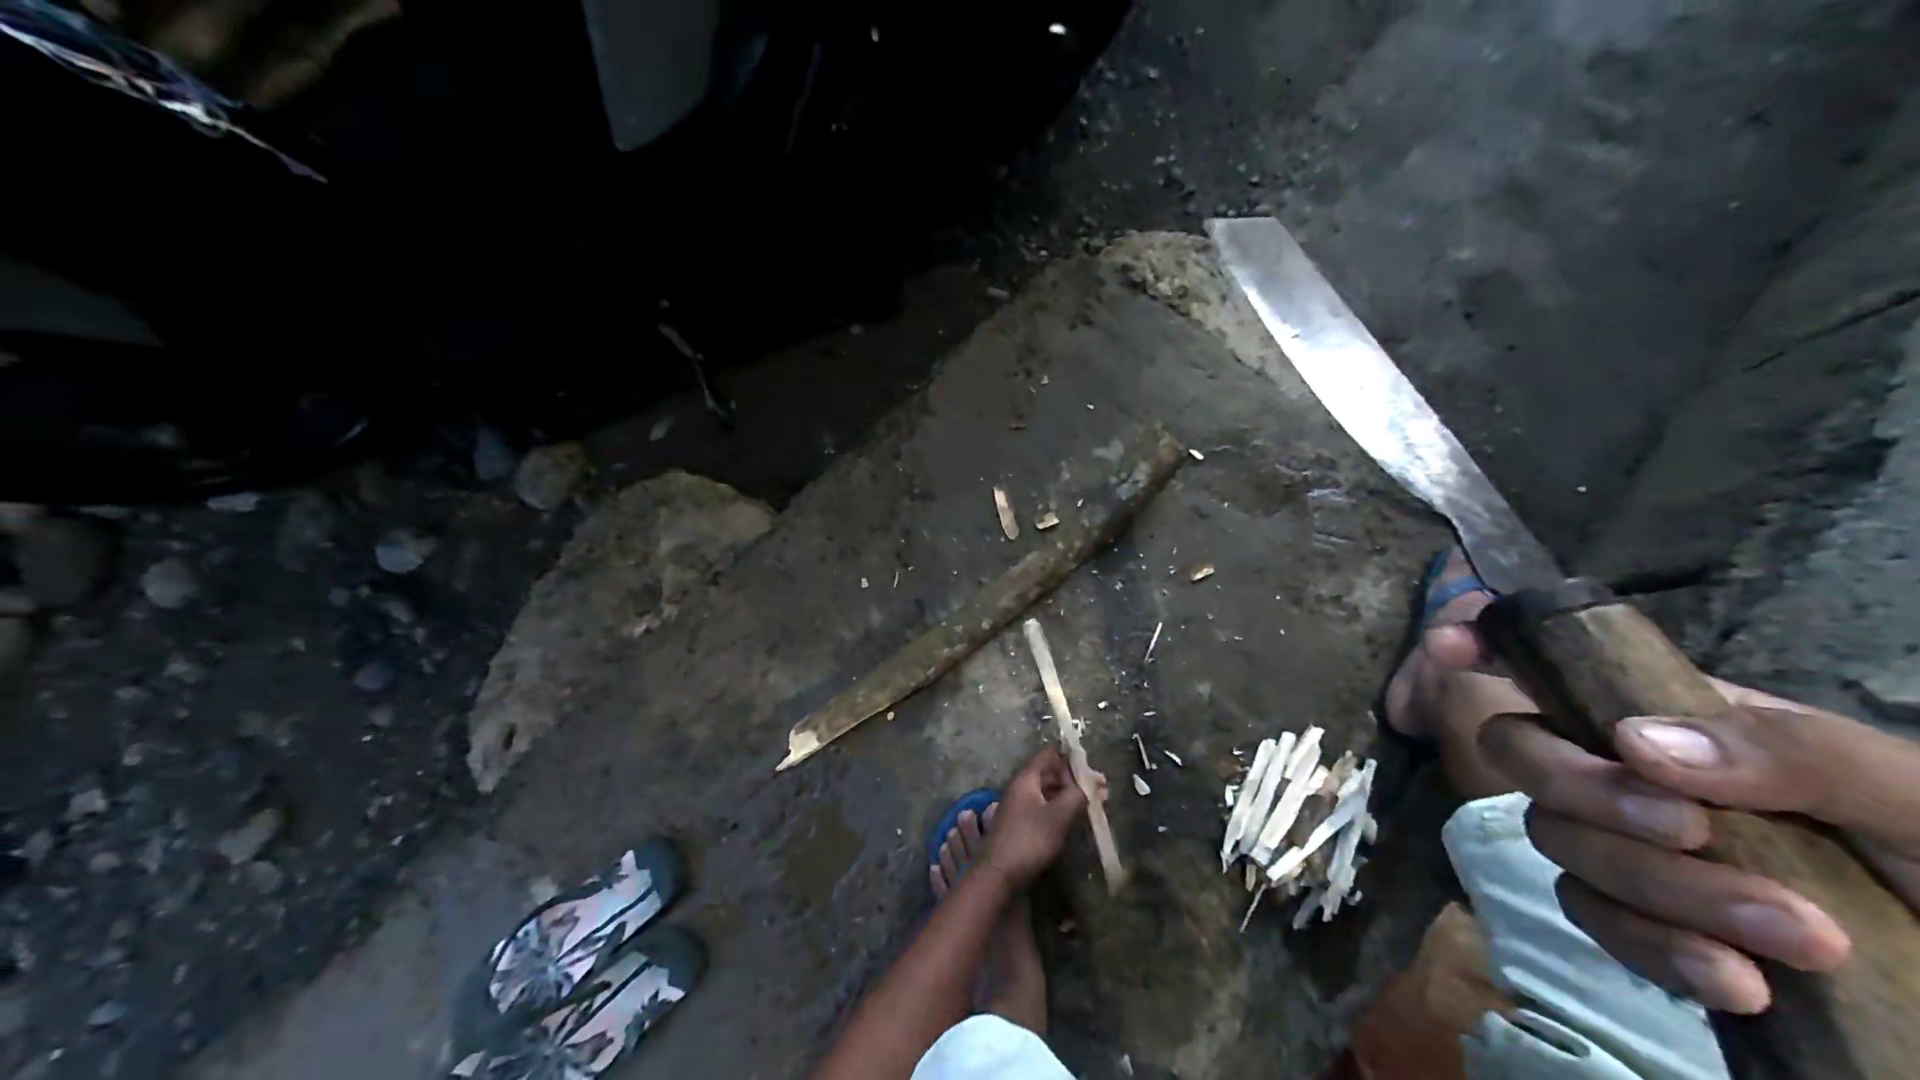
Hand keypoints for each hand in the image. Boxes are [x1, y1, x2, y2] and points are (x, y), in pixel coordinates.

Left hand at [983, 745, 1090, 887]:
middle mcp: (1021, 788)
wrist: (999, 874)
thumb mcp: (1059, 815)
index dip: (1071, 756)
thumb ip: (1077, 795)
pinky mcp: (1022, 825)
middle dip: (1075, 777)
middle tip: (1102, 787)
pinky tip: (1075, 817)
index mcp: (1027, 778)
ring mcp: (1020, 806)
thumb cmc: (1030, 839)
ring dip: (1070, 794)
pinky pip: (1045, 807)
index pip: (1049, 754)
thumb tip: (1091, 784)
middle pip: (1050, 773)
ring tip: (1094, 802)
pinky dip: (1062, 807)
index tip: (1093, 763)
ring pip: (1048, 791)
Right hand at [1480, 682, 1919, 1014]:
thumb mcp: (1913, 794)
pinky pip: (1589, 917)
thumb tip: (1635, 741)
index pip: (1555, 665)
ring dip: (1658, 889)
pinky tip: (1740, 982)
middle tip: (1688, 832)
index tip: (1448, 649)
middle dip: (1581, 788)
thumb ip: (1794, 752)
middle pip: (1521, 750)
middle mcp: (1621, 769)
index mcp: (1672, 715)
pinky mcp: (1631, 920)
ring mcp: (1618, 845)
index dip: (1486, 645)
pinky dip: (1653, 949)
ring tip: (1798, 938)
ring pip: (1555, 839)